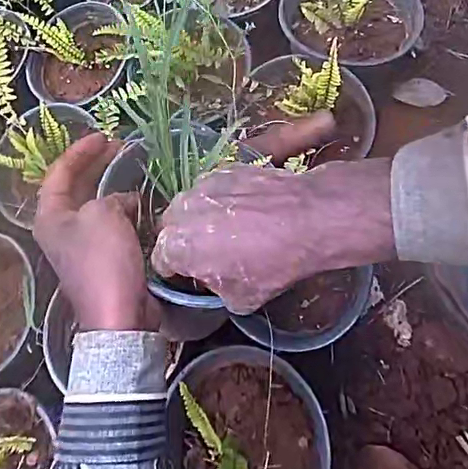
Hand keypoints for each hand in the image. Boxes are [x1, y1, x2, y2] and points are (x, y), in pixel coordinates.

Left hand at [34, 133, 157, 331]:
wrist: (118, 315)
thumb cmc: (103, 258)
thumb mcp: (103, 213)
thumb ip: (111, 196)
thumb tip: (124, 202)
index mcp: (50, 216)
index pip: (59, 172)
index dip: (80, 151)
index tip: (102, 136)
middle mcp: (61, 229)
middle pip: (77, 187)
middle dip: (98, 165)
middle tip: (121, 147)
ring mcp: (82, 245)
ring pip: (97, 205)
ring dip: (114, 188)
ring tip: (135, 172)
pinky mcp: (104, 258)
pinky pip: (113, 224)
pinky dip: (126, 210)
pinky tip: (143, 203)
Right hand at [152, 120, 396, 313]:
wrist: (307, 218)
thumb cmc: (271, 264)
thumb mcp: (239, 300)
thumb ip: (213, 290)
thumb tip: (215, 282)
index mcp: (177, 246)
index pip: (160, 261)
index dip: (175, 272)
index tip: (192, 276)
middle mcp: (181, 210)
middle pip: (171, 228)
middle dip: (185, 240)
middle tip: (211, 253)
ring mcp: (202, 184)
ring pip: (191, 204)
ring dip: (202, 217)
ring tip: (232, 229)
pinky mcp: (225, 168)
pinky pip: (214, 188)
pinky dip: (223, 199)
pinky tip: (247, 210)